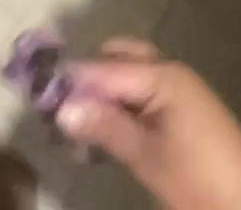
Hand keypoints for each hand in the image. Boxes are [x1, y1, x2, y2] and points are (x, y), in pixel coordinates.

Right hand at [56, 39, 240, 209]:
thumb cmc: (200, 183)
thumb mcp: (146, 157)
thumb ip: (104, 127)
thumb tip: (59, 108)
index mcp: (163, 76)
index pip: (103, 68)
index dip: (71, 81)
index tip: (40, 95)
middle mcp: (171, 72)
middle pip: (118, 57)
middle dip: (90, 75)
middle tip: (64, 104)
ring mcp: (182, 91)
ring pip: (130, 74)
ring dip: (105, 90)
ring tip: (82, 120)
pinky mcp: (187, 112)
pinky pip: (145, 92)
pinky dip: (123, 103)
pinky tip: (109, 130)